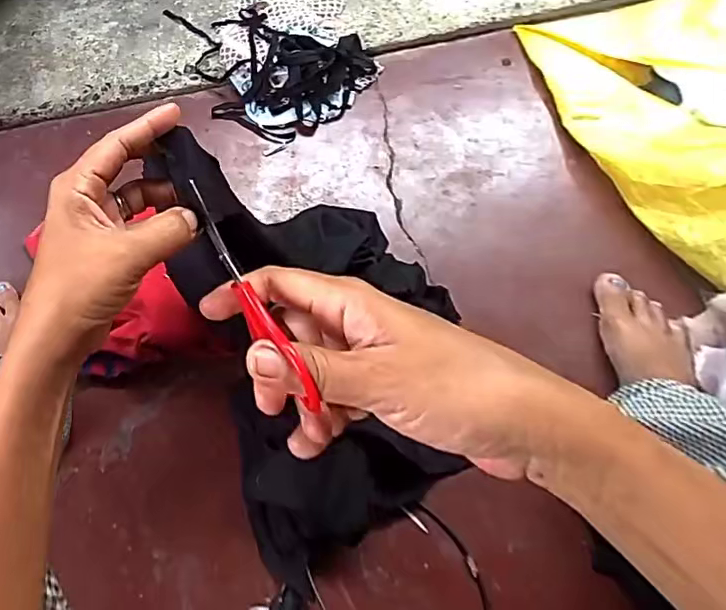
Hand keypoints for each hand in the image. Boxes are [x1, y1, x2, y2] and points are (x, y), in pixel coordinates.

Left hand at [16, 104, 198, 360]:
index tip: (175, 113)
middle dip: (156, 154)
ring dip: (162, 192)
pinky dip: (160, 218)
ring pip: (135, 194)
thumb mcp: (128, 253)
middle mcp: (85, 197)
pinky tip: (182, 220)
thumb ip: (169, 228)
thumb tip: (195, 216)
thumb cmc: (79, 288)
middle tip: (188, 147)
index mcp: (78, 186)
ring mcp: (96, 221)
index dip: (147, 126)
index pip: (117, 144)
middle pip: (126, 164)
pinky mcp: (107, 245)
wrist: (55, 340)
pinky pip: (139, 219)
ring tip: (194, 192)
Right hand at [200, 267, 588, 478]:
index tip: (206, 313)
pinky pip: (335, 393)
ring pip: (310, 367)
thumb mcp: (375, 378)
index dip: (242, 292)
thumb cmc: (449, 384)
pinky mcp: (381, 385)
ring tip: (310, 434)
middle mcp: (352, 322)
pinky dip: (323, 415)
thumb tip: (253, 355)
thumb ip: (312, 369)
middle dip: (273, 365)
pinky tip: (320, 444)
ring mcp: (367, 354)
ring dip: (300, 399)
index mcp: (348, 302)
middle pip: (290, 330)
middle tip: (268, 402)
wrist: (519, 421)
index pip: (281, 282)